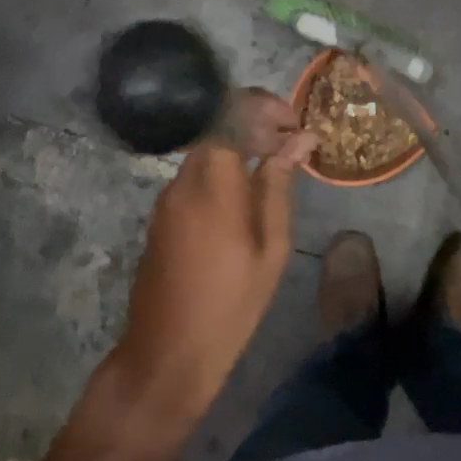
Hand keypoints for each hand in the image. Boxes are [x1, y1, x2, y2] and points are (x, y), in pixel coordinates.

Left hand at [16, 93, 314, 460]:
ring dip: (240, 145)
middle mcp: (183, 181)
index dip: (264, 105)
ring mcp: (166, 198)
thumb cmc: (230, 305)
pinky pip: (195, 175)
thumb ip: (280, 185)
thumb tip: (299, 139)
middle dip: (255, 123)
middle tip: (292, 143)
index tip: (294, 122)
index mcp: (212, 184)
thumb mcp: (271, 247)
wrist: (165, 356)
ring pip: (205, 149)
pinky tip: (248, 195)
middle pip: (215, 125)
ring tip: (277, 167)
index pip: (230, 112)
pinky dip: (223, 169)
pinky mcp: (161, 216)